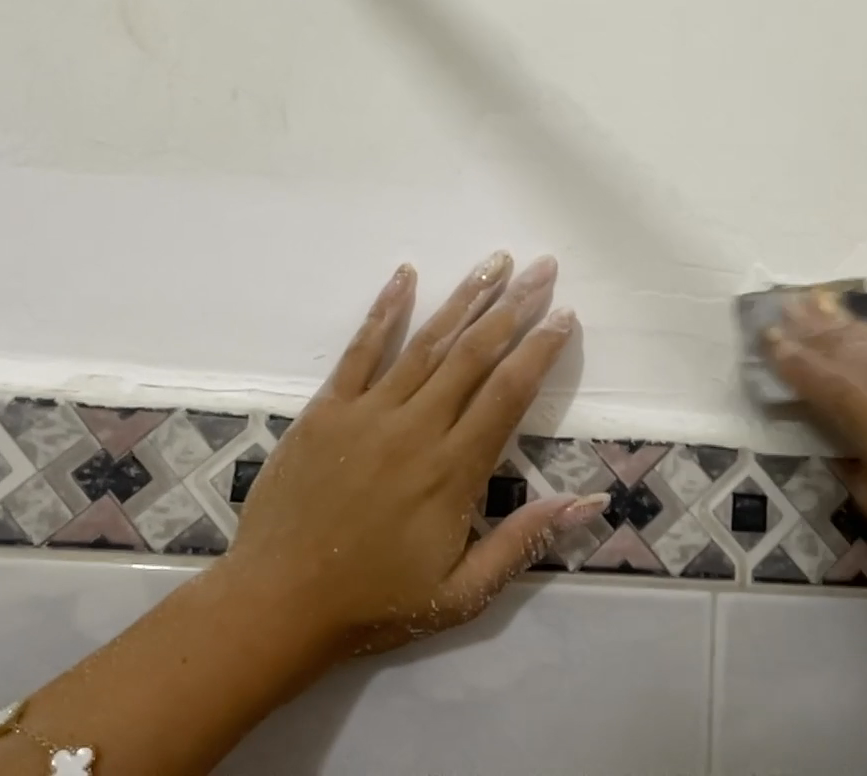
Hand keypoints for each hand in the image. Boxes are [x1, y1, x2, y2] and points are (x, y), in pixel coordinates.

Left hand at [221, 251, 608, 658]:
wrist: (277, 603)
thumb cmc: (375, 602)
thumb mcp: (462, 594)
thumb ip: (524, 541)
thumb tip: (589, 501)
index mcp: (453, 470)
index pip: (509, 392)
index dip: (541, 349)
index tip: (565, 314)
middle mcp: (416, 427)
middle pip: (475, 353)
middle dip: (514, 306)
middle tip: (542, 267)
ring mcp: (368, 412)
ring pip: (426, 342)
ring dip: (464, 298)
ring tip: (494, 262)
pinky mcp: (327, 409)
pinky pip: (360, 349)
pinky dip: (385, 310)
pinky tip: (405, 275)